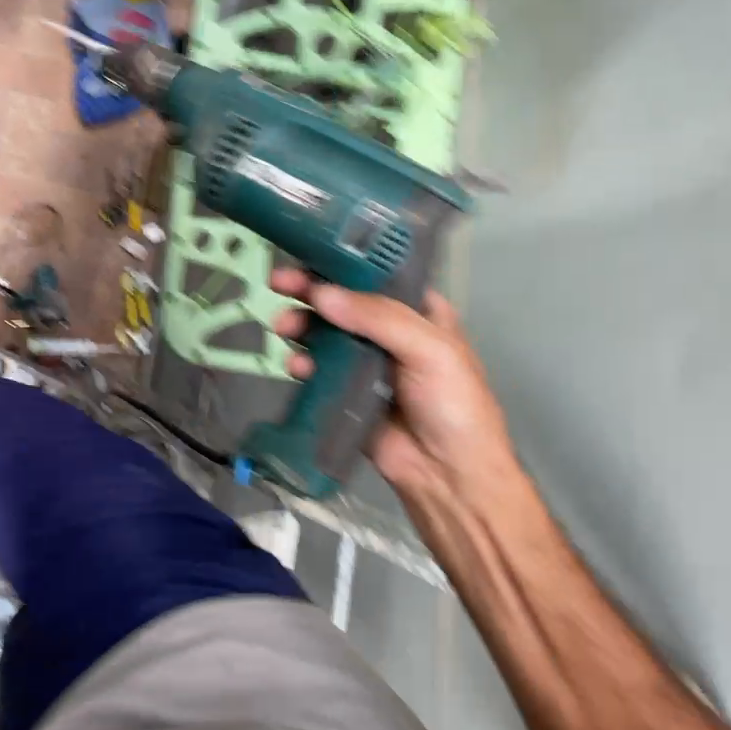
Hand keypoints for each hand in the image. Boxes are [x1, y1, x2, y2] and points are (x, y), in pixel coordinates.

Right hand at [269, 270, 516, 497]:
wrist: (448, 476)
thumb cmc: (453, 404)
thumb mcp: (429, 349)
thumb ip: (377, 317)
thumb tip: (320, 295)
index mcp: (418, 312)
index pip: (375, 275)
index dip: (340, 262)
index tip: (305, 253)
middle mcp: (388, 331)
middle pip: (341, 300)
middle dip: (308, 290)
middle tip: (277, 283)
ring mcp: (364, 361)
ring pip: (322, 331)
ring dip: (300, 324)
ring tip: (283, 328)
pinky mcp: (343, 390)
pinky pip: (315, 367)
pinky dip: (301, 361)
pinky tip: (297, 367)